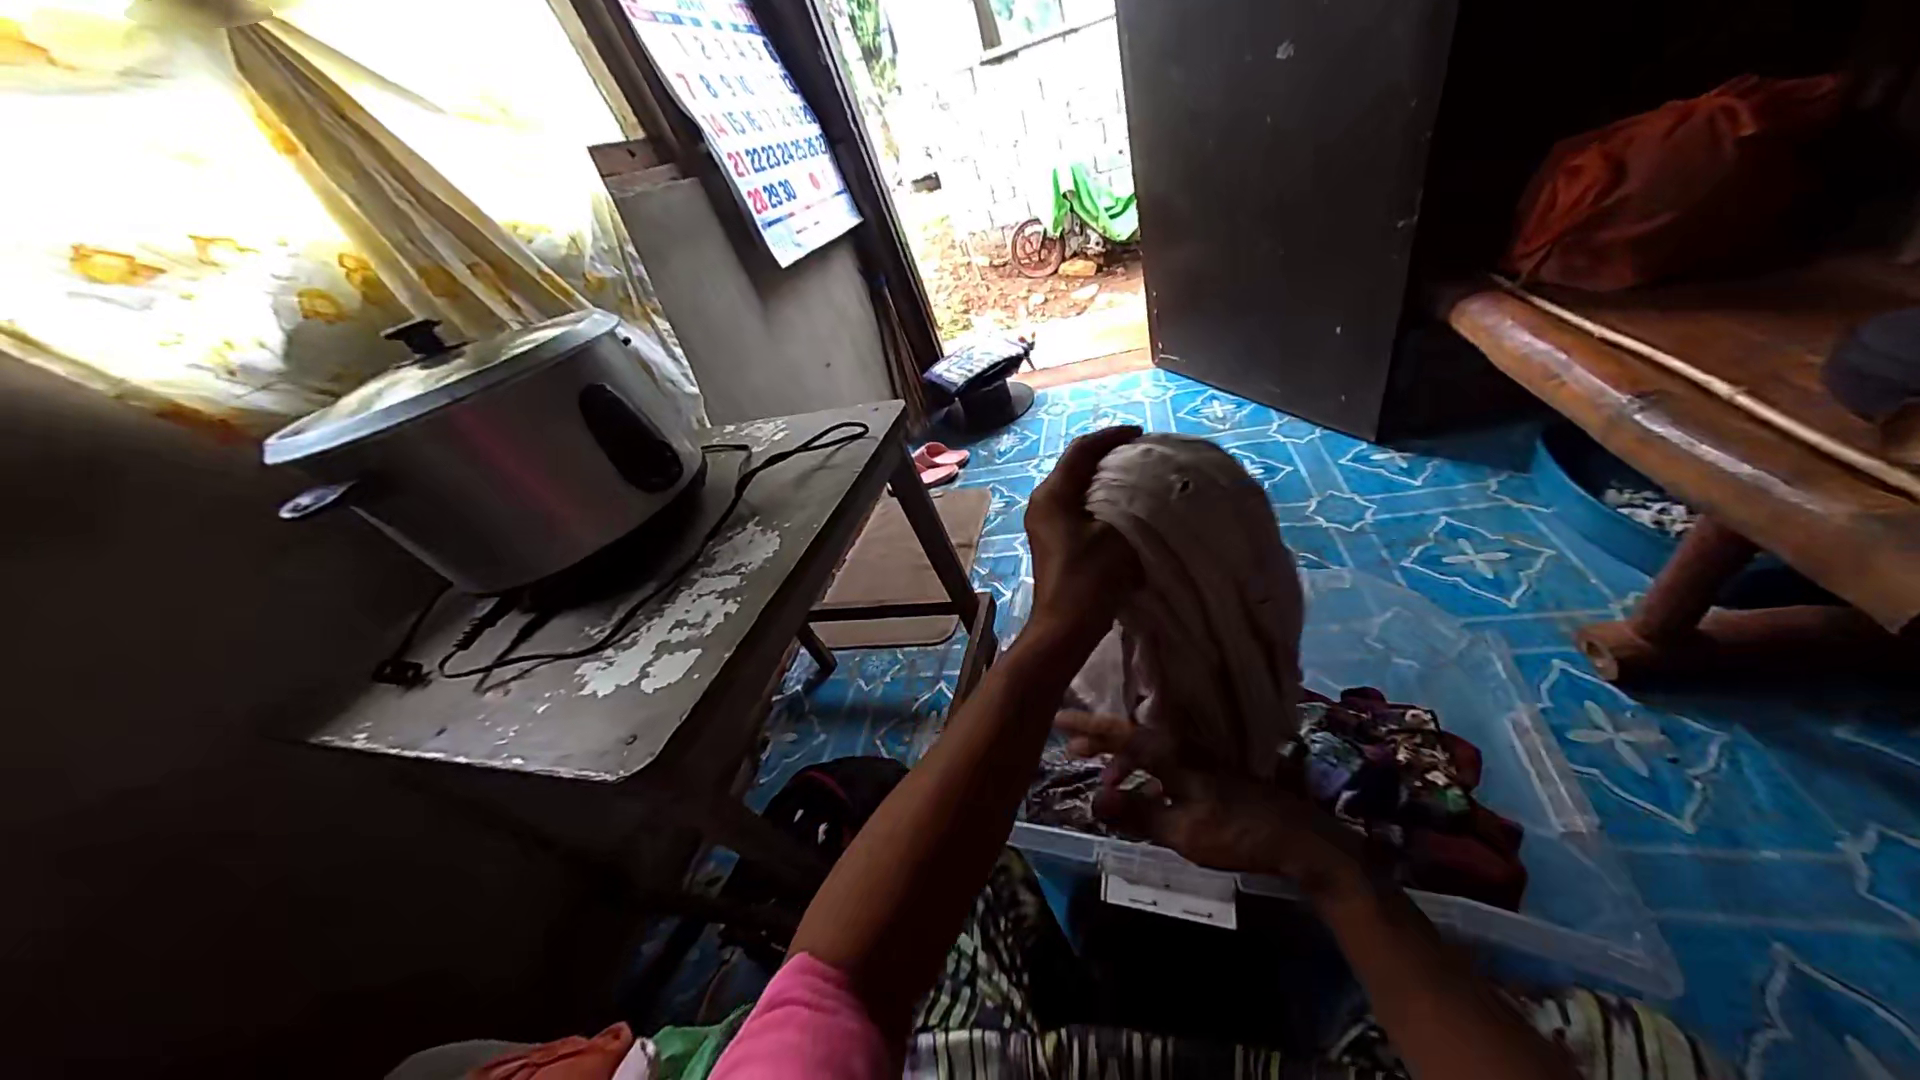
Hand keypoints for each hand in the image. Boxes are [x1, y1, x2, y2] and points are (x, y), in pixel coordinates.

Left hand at [1023, 426, 1141, 646]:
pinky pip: (1074, 505)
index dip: (1112, 436)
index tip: (1140, 434)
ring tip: (1135, 475)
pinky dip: (1098, 499)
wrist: (1065, 624)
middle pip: (1075, 465)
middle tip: (1141, 452)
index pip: (1082, 450)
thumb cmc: (1090, 578)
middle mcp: (1042, 502)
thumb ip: (1130, 503)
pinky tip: (1122, 505)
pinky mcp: (1051, 538)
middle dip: (1108, 455)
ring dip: (1103, 478)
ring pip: (1075, 486)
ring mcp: (1043, 521)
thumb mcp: (1118, 534)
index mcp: (1053, 494)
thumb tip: (1144, 489)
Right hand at [1055, 711, 1366, 900]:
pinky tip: (1137, 793)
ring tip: (1102, 781)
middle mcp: (1182, 748)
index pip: (1120, 734)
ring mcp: (1197, 758)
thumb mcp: (1182, 833)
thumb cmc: (1238, 834)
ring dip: (1120, 760)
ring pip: (1147, 749)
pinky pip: (1162, 762)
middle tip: (1071, 749)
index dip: (1087, 726)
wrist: (1299, 840)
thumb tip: (1095, 802)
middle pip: (1131, 736)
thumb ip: (1137, 815)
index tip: (1058, 717)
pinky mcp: (1208, 772)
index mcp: (1173, 755)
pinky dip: (1142, 771)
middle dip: (1099, 740)